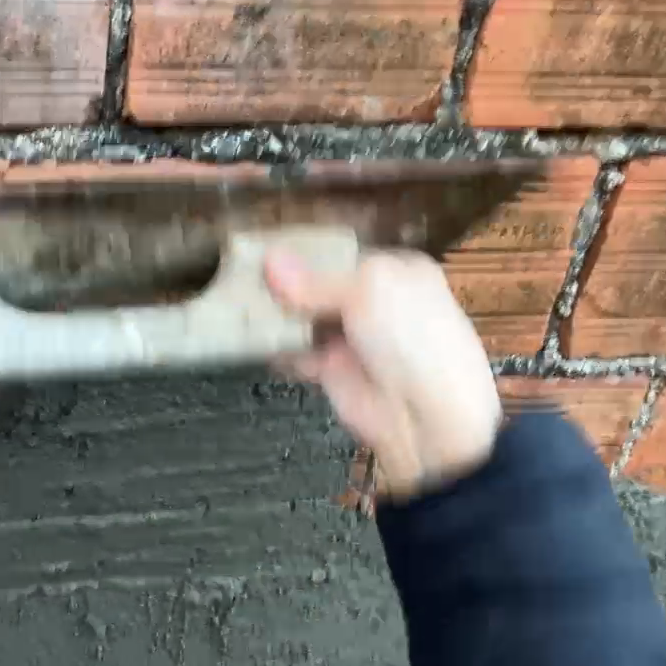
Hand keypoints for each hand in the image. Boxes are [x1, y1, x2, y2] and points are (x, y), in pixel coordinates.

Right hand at [266, 249, 502, 501]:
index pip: (339, 255)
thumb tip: (270, 260)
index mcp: (394, 271)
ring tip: (240, 306)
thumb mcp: (368, 290)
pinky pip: (295, 353)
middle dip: (284, 286)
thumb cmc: (415, 339)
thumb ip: (314, 279)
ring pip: (301, 319)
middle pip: (316, 287)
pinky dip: (277, 349)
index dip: (304, 254)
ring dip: (276, 317)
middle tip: (242, 277)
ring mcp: (351, 336)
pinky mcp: (331, 368)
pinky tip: (254, 340)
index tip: (265, 251)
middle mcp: (372, 303)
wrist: (425, 414)